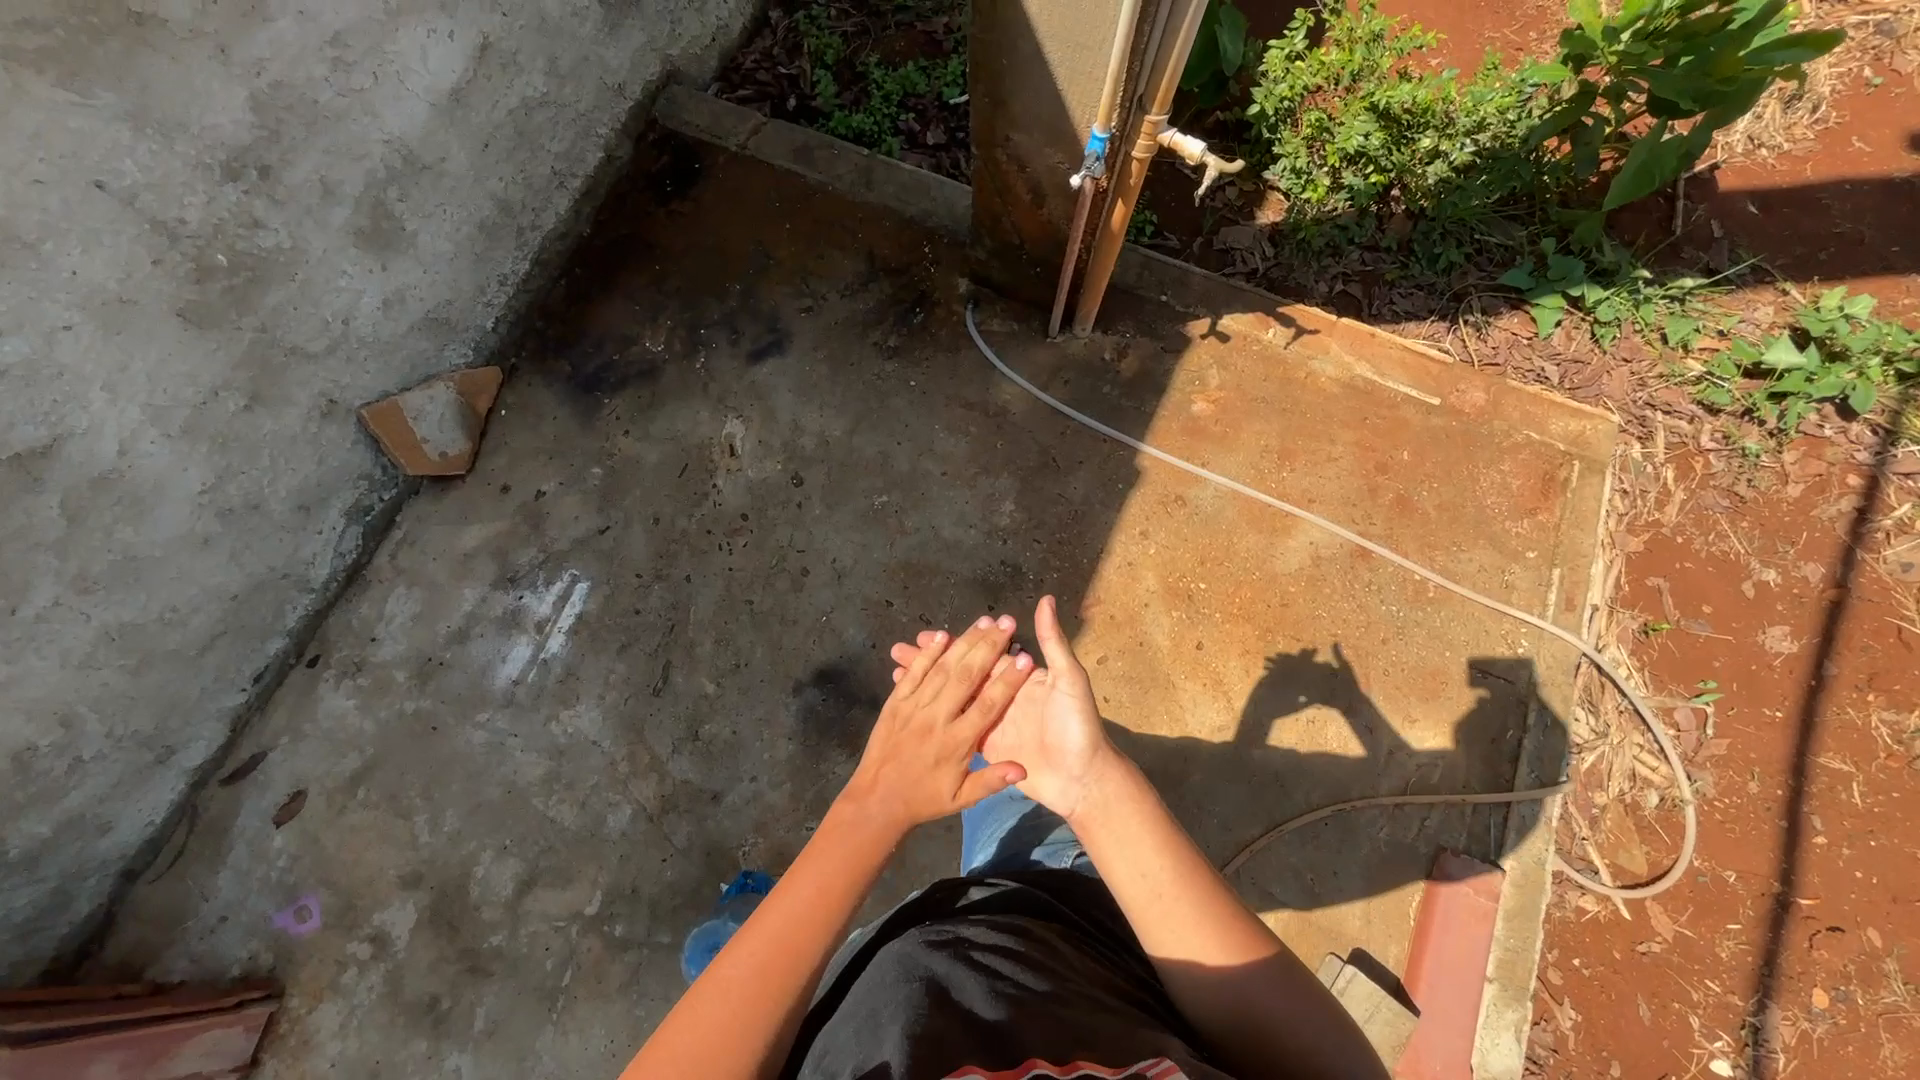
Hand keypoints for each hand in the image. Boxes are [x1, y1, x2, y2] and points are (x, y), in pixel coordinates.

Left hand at [842, 614, 1034, 835]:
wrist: (876, 800)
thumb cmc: (924, 799)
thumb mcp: (961, 799)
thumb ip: (992, 781)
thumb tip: (1023, 769)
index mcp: (957, 743)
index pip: (988, 706)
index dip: (1008, 681)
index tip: (1026, 659)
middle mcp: (936, 719)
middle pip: (967, 677)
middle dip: (989, 648)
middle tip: (1007, 624)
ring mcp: (913, 708)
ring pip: (942, 668)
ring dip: (964, 642)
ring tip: (984, 622)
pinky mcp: (895, 702)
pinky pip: (914, 673)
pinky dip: (928, 653)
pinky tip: (943, 634)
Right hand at [888, 596, 1117, 821]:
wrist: (1082, 779)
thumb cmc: (1079, 725)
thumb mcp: (1069, 679)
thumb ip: (1053, 642)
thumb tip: (1046, 600)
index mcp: (1019, 676)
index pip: (980, 654)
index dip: (954, 644)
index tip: (926, 634)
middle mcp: (1002, 695)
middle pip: (961, 673)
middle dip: (932, 661)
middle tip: (899, 649)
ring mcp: (993, 721)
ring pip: (954, 698)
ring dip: (928, 685)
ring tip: (895, 673)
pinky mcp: (987, 746)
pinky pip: (957, 725)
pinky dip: (936, 715)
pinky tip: (912, 707)